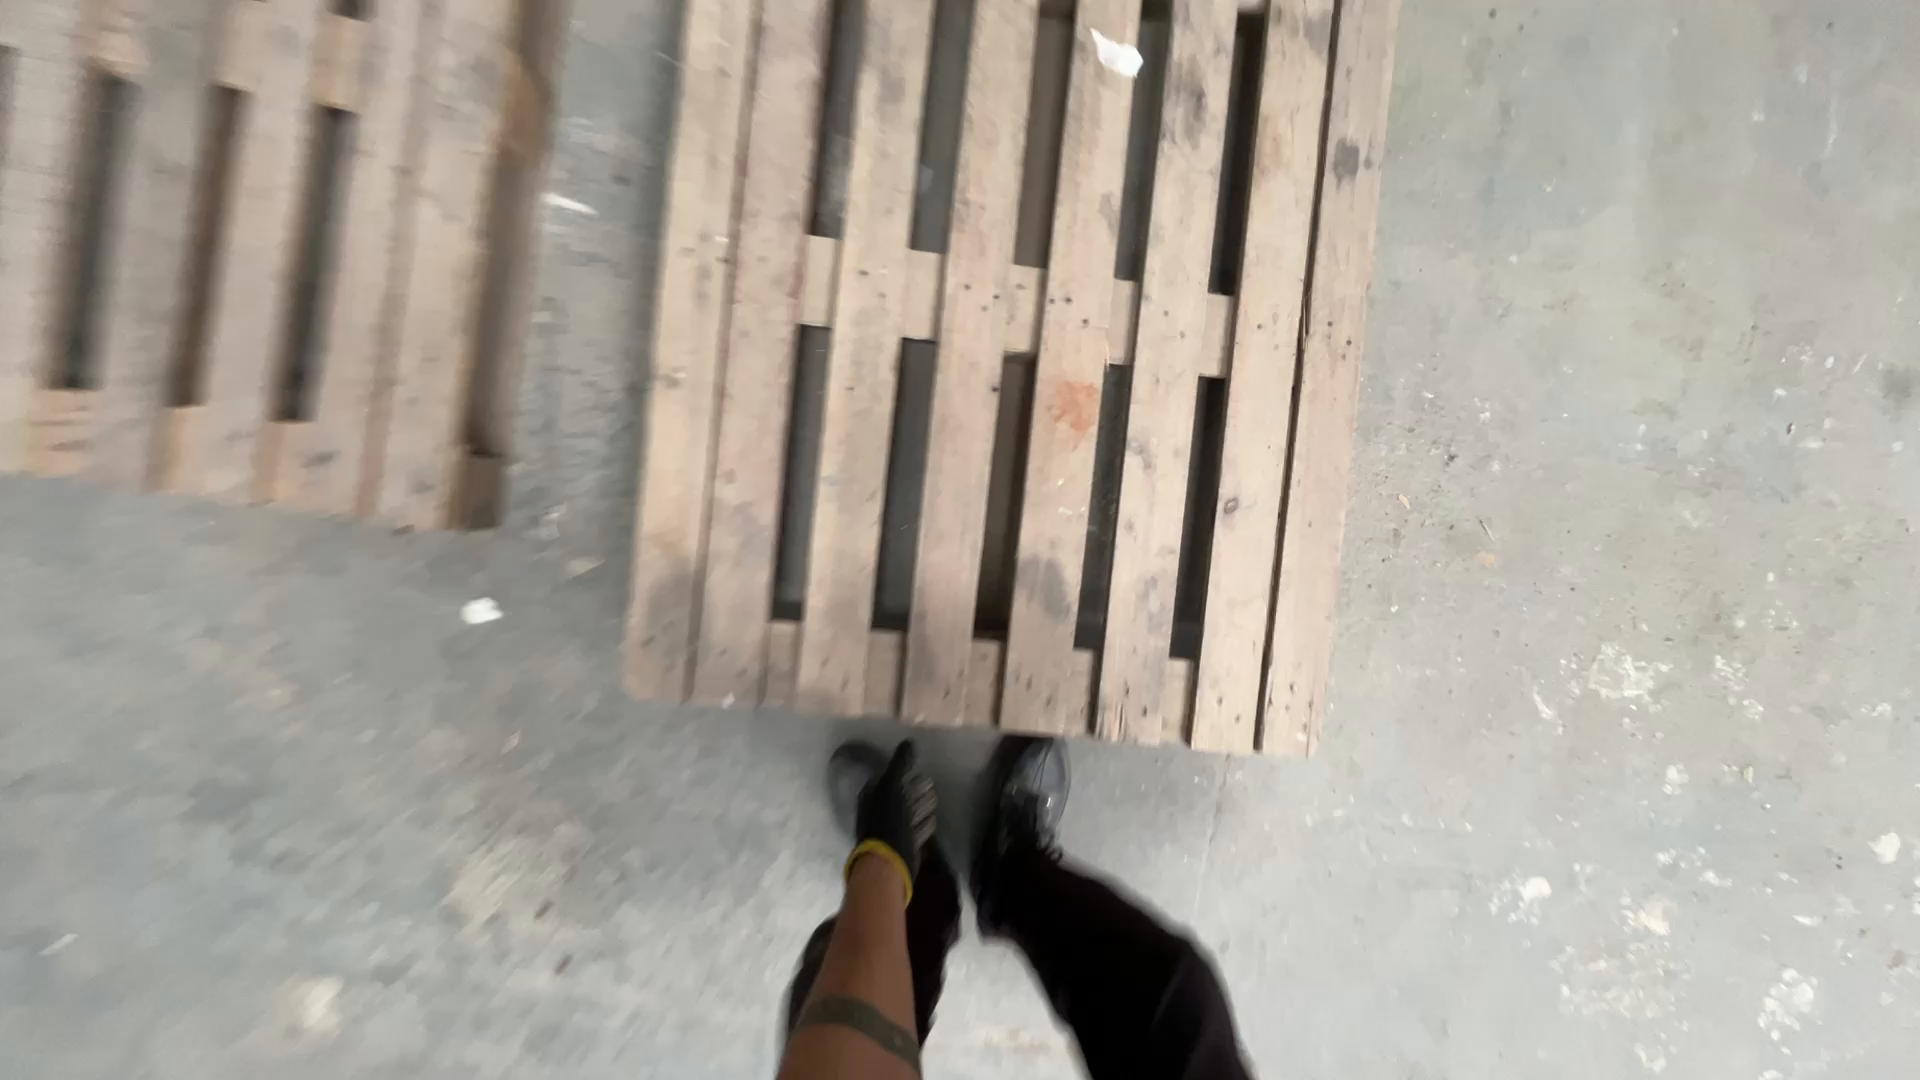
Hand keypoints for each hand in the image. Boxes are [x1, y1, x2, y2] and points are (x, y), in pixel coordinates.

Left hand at [846, 741, 936, 901]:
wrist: (888, 860)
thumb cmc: (887, 819)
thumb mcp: (892, 785)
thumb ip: (900, 763)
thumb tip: (909, 741)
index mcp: (872, 797)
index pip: (886, 779)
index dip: (901, 772)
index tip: (916, 766)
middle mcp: (879, 813)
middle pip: (900, 797)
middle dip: (914, 788)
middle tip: (930, 781)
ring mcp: (891, 831)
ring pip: (908, 813)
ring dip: (921, 805)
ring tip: (935, 797)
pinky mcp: (904, 846)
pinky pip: (916, 831)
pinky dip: (924, 824)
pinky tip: (933, 820)